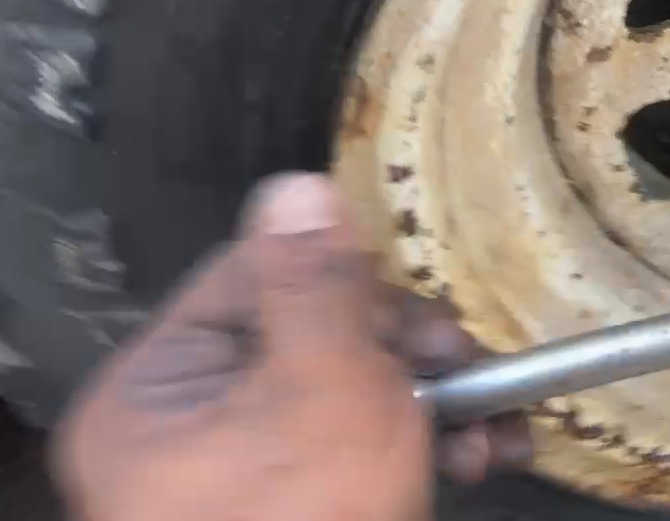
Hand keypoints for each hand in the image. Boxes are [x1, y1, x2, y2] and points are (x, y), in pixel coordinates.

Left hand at [56, 173, 532, 520]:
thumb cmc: (311, 508)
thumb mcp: (324, 383)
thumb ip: (316, 283)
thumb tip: (295, 182)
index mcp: (167, 383)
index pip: (263, 271)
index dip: (348, 276)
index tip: (409, 309)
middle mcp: (201, 411)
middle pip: (332, 323)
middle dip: (419, 345)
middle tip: (465, 365)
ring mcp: (260, 451)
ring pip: (372, 375)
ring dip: (451, 391)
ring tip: (502, 419)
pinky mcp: (314, 481)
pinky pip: (379, 425)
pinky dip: (441, 431)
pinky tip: (491, 445)